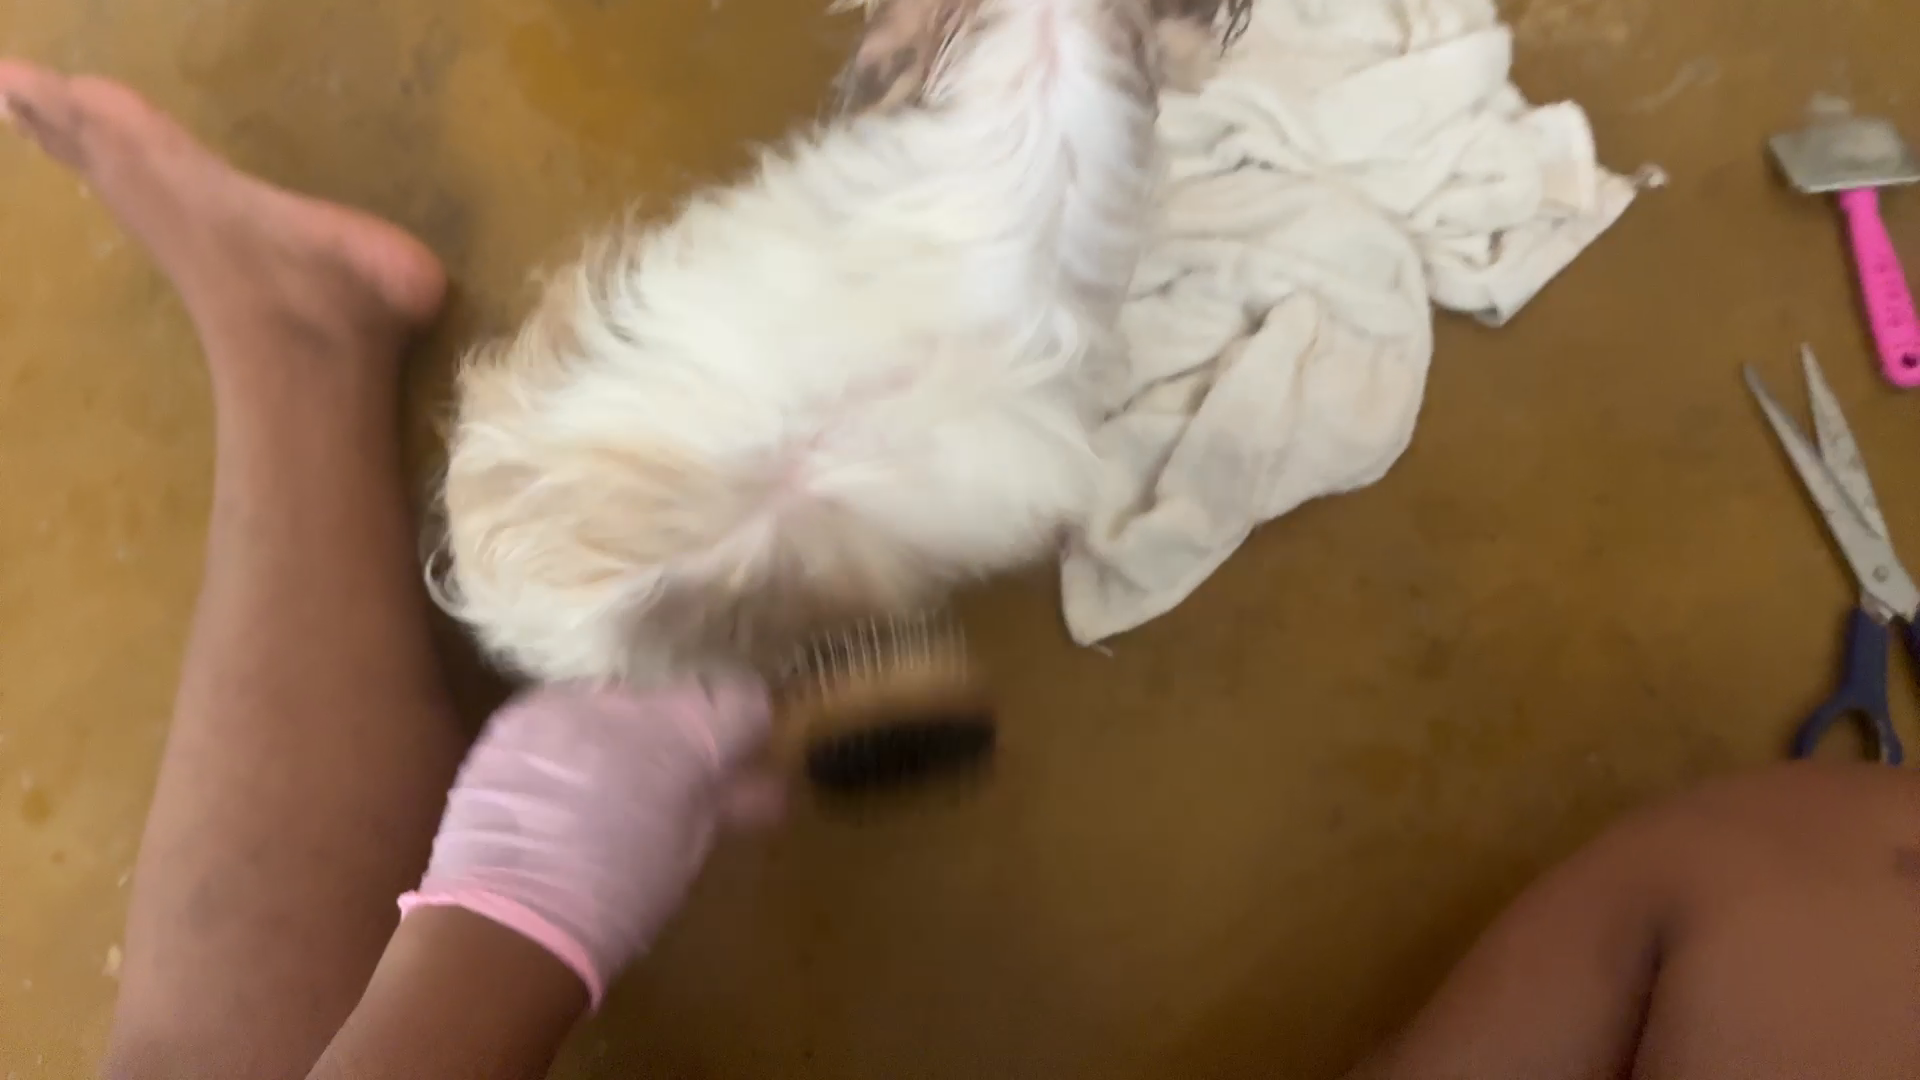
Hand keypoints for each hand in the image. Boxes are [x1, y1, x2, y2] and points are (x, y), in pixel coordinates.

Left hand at [400, 680, 770, 1008]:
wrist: (503, 928)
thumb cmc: (621, 896)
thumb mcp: (693, 846)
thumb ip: (733, 800)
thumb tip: (774, 786)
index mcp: (693, 733)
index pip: (745, 698)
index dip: (745, 728)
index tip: (735, 757)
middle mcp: (639, 700)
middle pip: (681, 697)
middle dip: (680, 732)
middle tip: (663, 782)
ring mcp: (574, 702)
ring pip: (622, 701)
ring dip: (624, 733)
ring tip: (602, 788)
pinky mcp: (522, 714)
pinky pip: (566, 712)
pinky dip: (572, 739)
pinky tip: (558, 786)